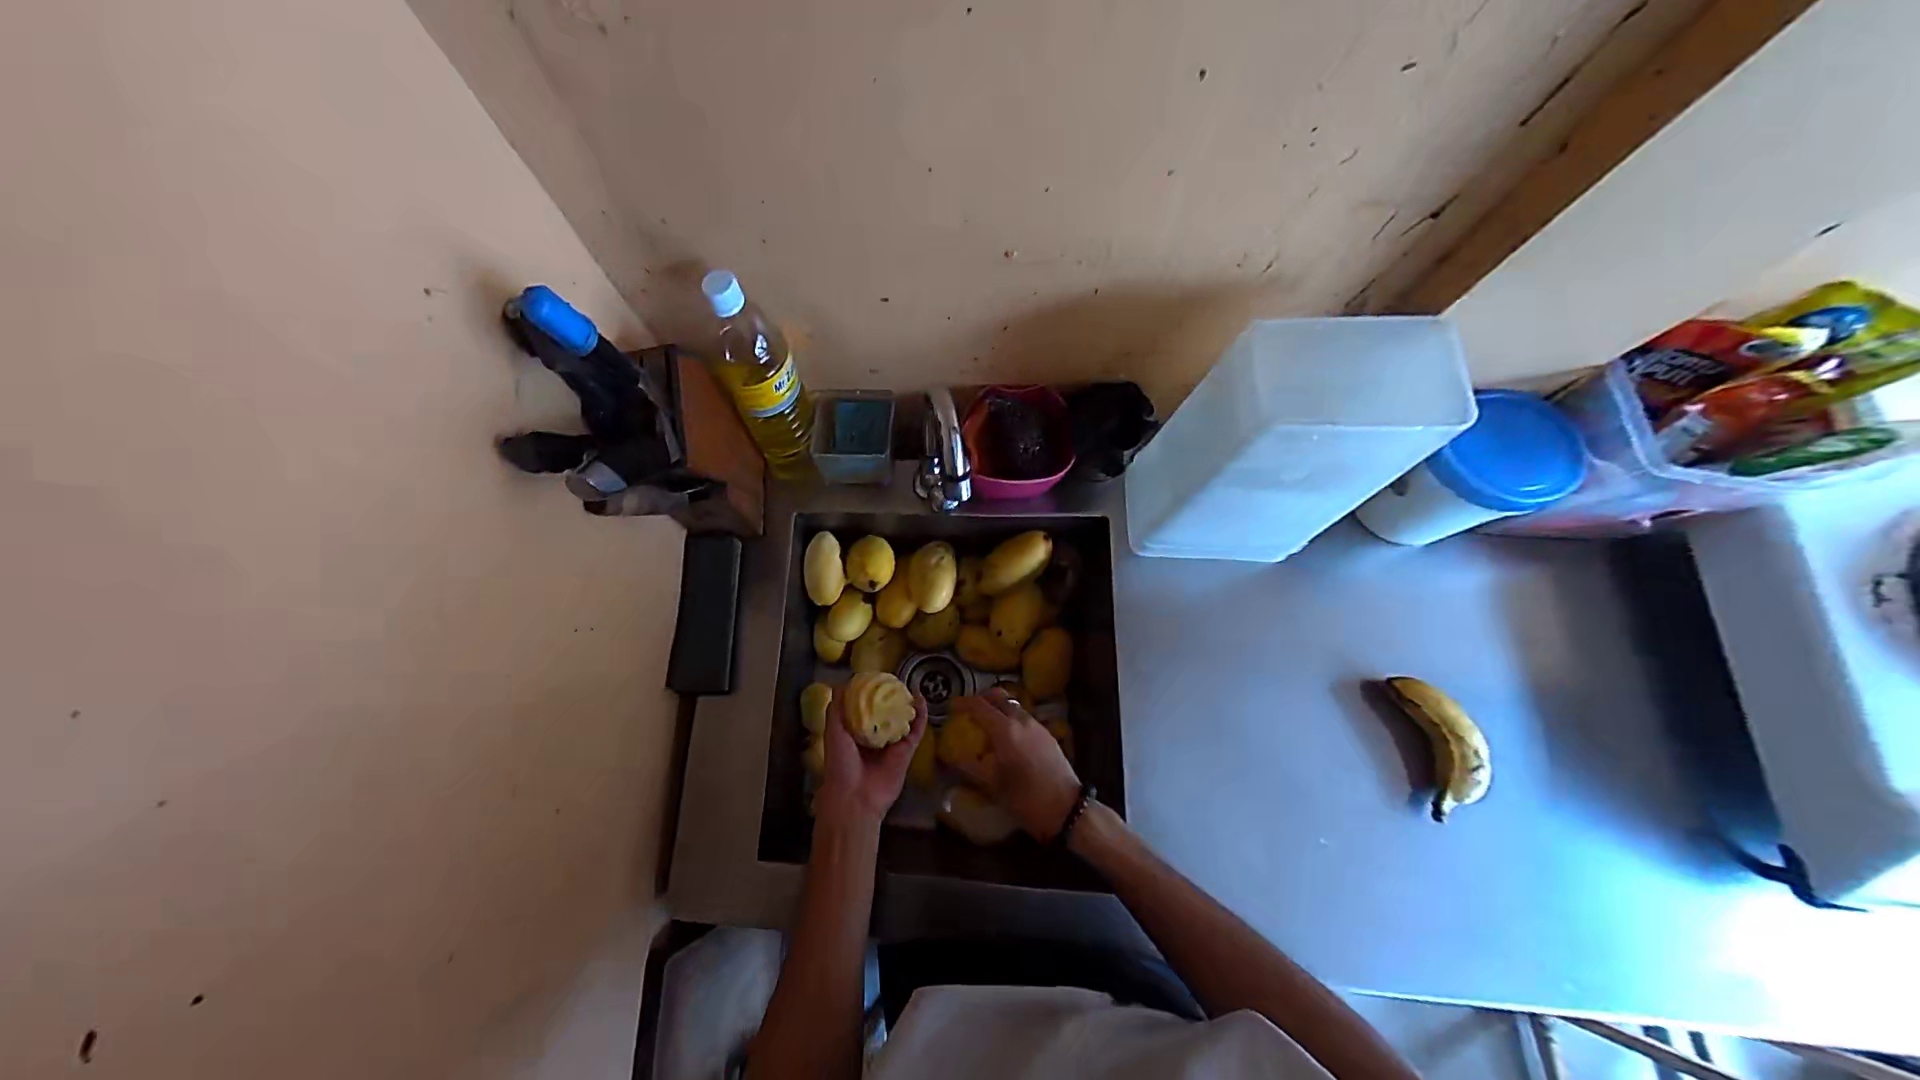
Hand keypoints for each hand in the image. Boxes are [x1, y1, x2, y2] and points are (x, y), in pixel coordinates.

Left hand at [814, 694, 927, 830]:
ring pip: (903, 720)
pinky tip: (922, 701)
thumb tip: (841, 683)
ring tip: (912, 687)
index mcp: (856, 733)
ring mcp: (892, 744)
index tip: (877, 678)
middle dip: (891, 698)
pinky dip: (921, 717)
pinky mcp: (907, 752)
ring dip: (908, 705)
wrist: (855, 796)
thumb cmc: (840, 763)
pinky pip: (915, 731)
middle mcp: (875, 737)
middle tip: (896, 681)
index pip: (866, 709)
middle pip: (886, 713)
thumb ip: (837, 709)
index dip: (871, 694)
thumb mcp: (833, 731)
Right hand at [952, 689, 1082, 841]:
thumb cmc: (1026, 798)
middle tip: (970, 710)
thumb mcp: (993, 785)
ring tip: (987, 725)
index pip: (980, 705)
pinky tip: (1007, 738)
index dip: (964, 703)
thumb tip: (950, 758)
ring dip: (999, 708)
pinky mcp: (1048, 735)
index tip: (952, 707)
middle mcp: (1022, 721)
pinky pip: (1024, 718)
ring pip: (1014, 706)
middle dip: (982, 698)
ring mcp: (1037, 726)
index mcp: (1005, 730)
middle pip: (1000, 697)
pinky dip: (1011, 719)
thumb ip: (970, 767)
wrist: (1067, 809)